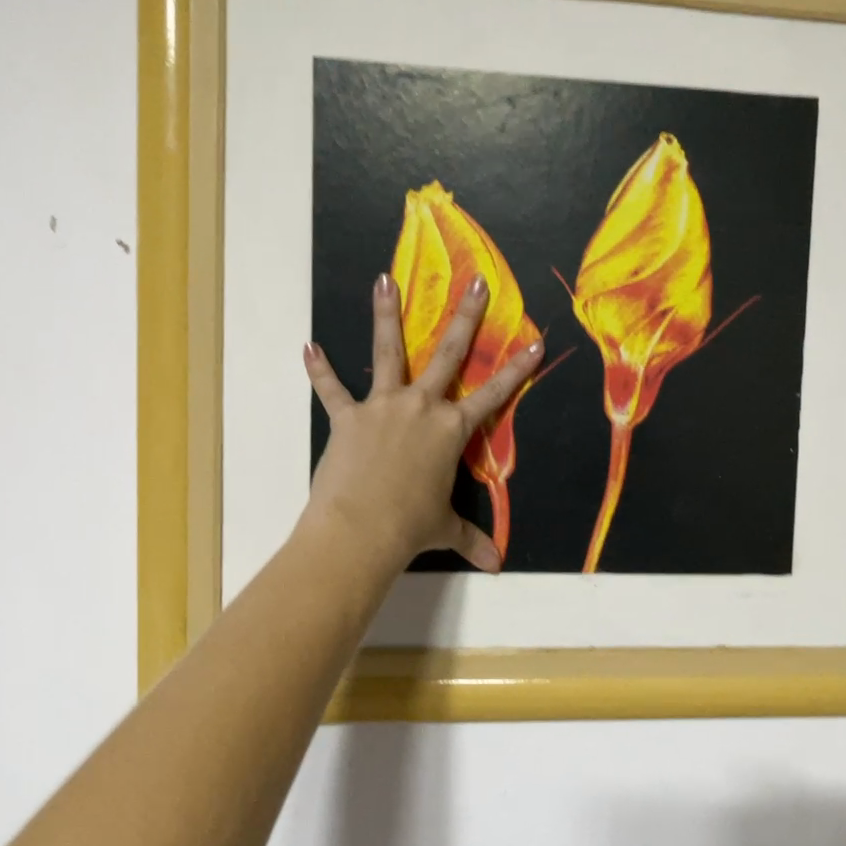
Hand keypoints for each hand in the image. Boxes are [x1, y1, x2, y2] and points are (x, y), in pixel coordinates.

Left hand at [299, 273, 541, 572]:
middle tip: (476, 283)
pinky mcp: (348, 417)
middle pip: (448, 353)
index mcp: (452, 430)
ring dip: (387, 314)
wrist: (360, 531)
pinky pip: (332, 389)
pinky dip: (320, 369)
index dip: (518, 369)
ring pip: (388, 351)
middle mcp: (422, 407)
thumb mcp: (445, 529)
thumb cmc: (410, 527)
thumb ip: (472, 540)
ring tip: (383, 279)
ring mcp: (383, 407)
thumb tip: (495, 566)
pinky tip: (309, 347)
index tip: (536, 342)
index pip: (494, 394)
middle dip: (466, 316)